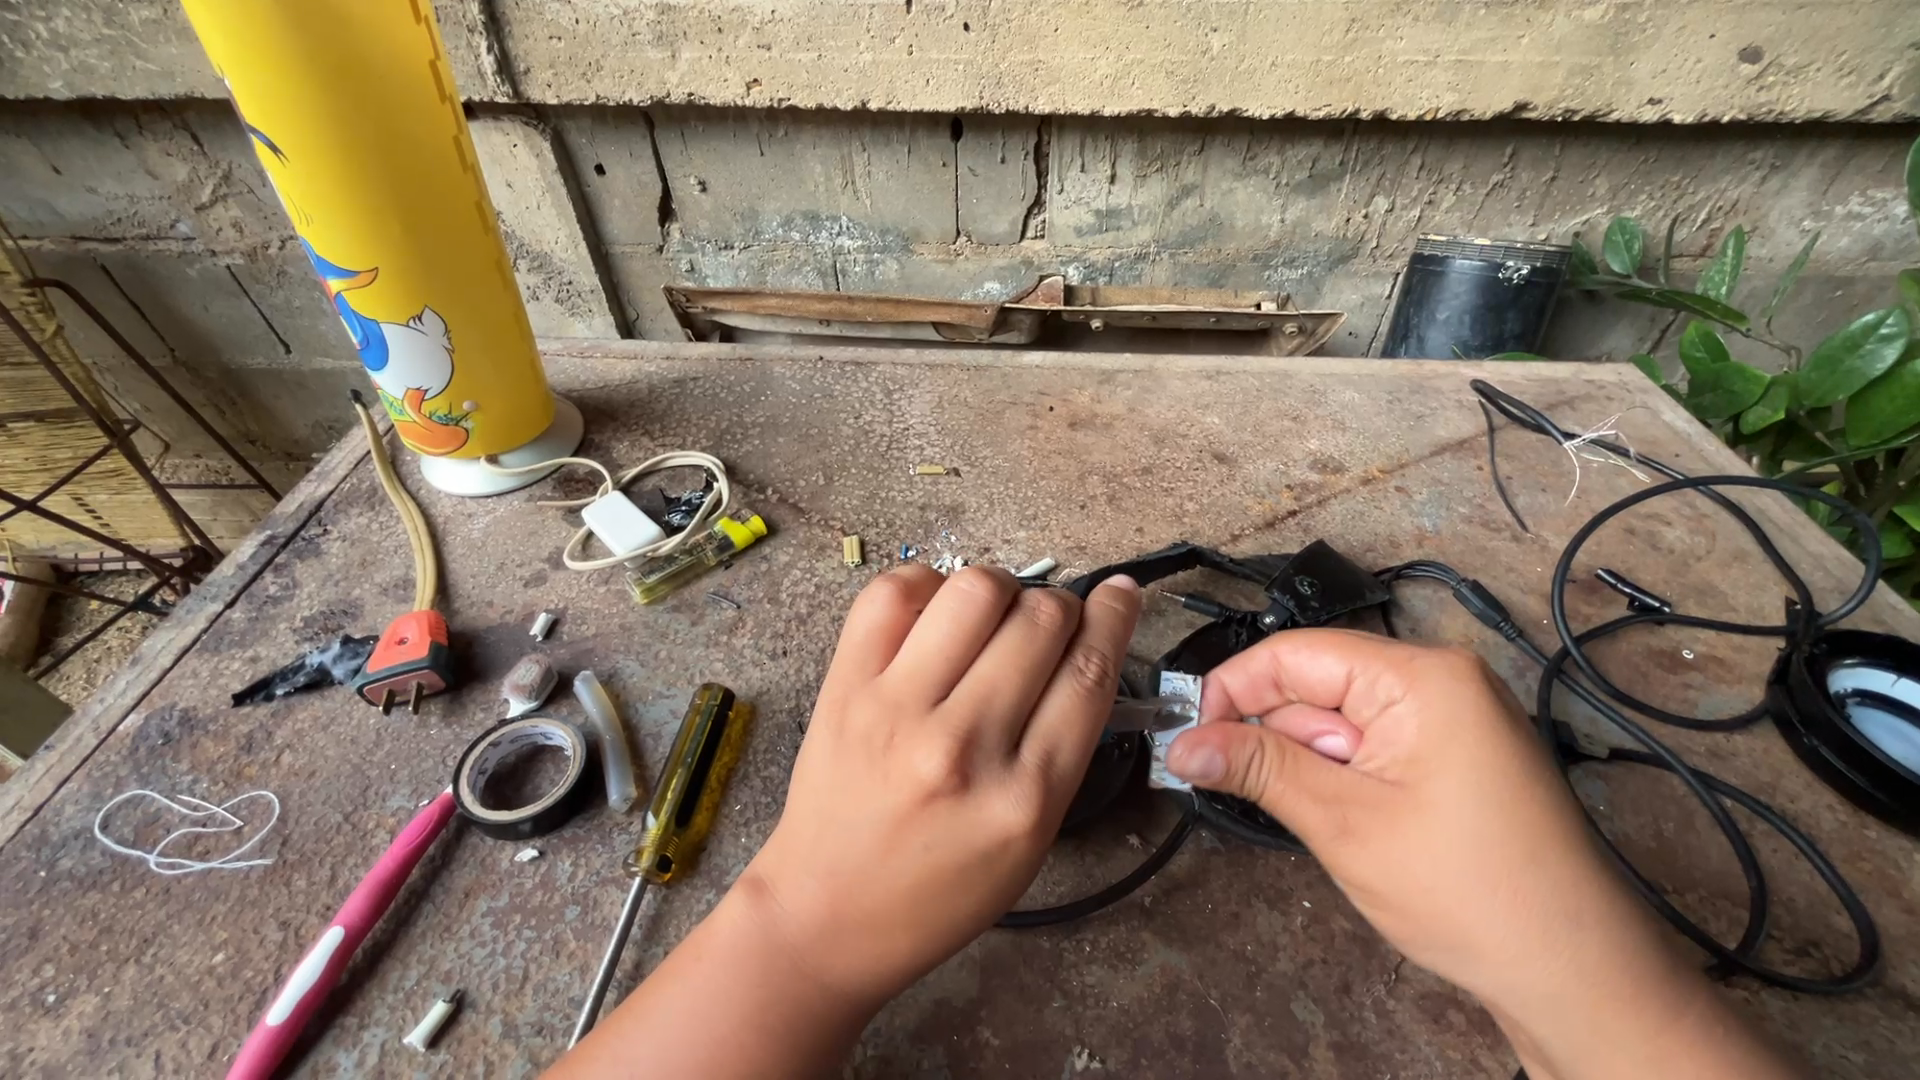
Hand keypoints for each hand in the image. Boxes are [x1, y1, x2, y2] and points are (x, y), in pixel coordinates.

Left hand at [737, 565, 1141, 1006]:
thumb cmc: (939, 890)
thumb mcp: (1030, 840)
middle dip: (1059, 605)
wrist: (827, 912)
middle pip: (1040, 620)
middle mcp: (965, 744)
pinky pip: (893, 592)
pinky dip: (927, 583)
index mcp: (1026, 797)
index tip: (1119, 591)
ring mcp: (897, 709)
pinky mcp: (844, 687)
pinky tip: (934, 610)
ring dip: (1000, 587)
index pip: (1089, 673)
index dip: (1114, 617)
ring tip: (992, 613)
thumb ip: (1062, 746)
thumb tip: (1084, 648)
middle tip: (1047, 622)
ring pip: (975, 591)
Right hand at [1165, 629, 1796, 1079]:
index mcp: (1421, 676)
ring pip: (1335, 719)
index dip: (1232, 688)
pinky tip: (1345, 818)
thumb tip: (1180, 742)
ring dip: (1307, 762)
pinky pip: (1367, 744)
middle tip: (1239, 787)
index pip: (1295, 653)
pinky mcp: (1451, 754)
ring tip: (1324, 820)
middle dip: (1273, 734)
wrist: (1581, 984)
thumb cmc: (1467, 895)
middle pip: (1314, 684)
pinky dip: (1336, 775)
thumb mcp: (1344, 823)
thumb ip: (1256, 767)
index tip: (1187, 734)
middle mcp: (1438, 680)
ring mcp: (1449, 718)